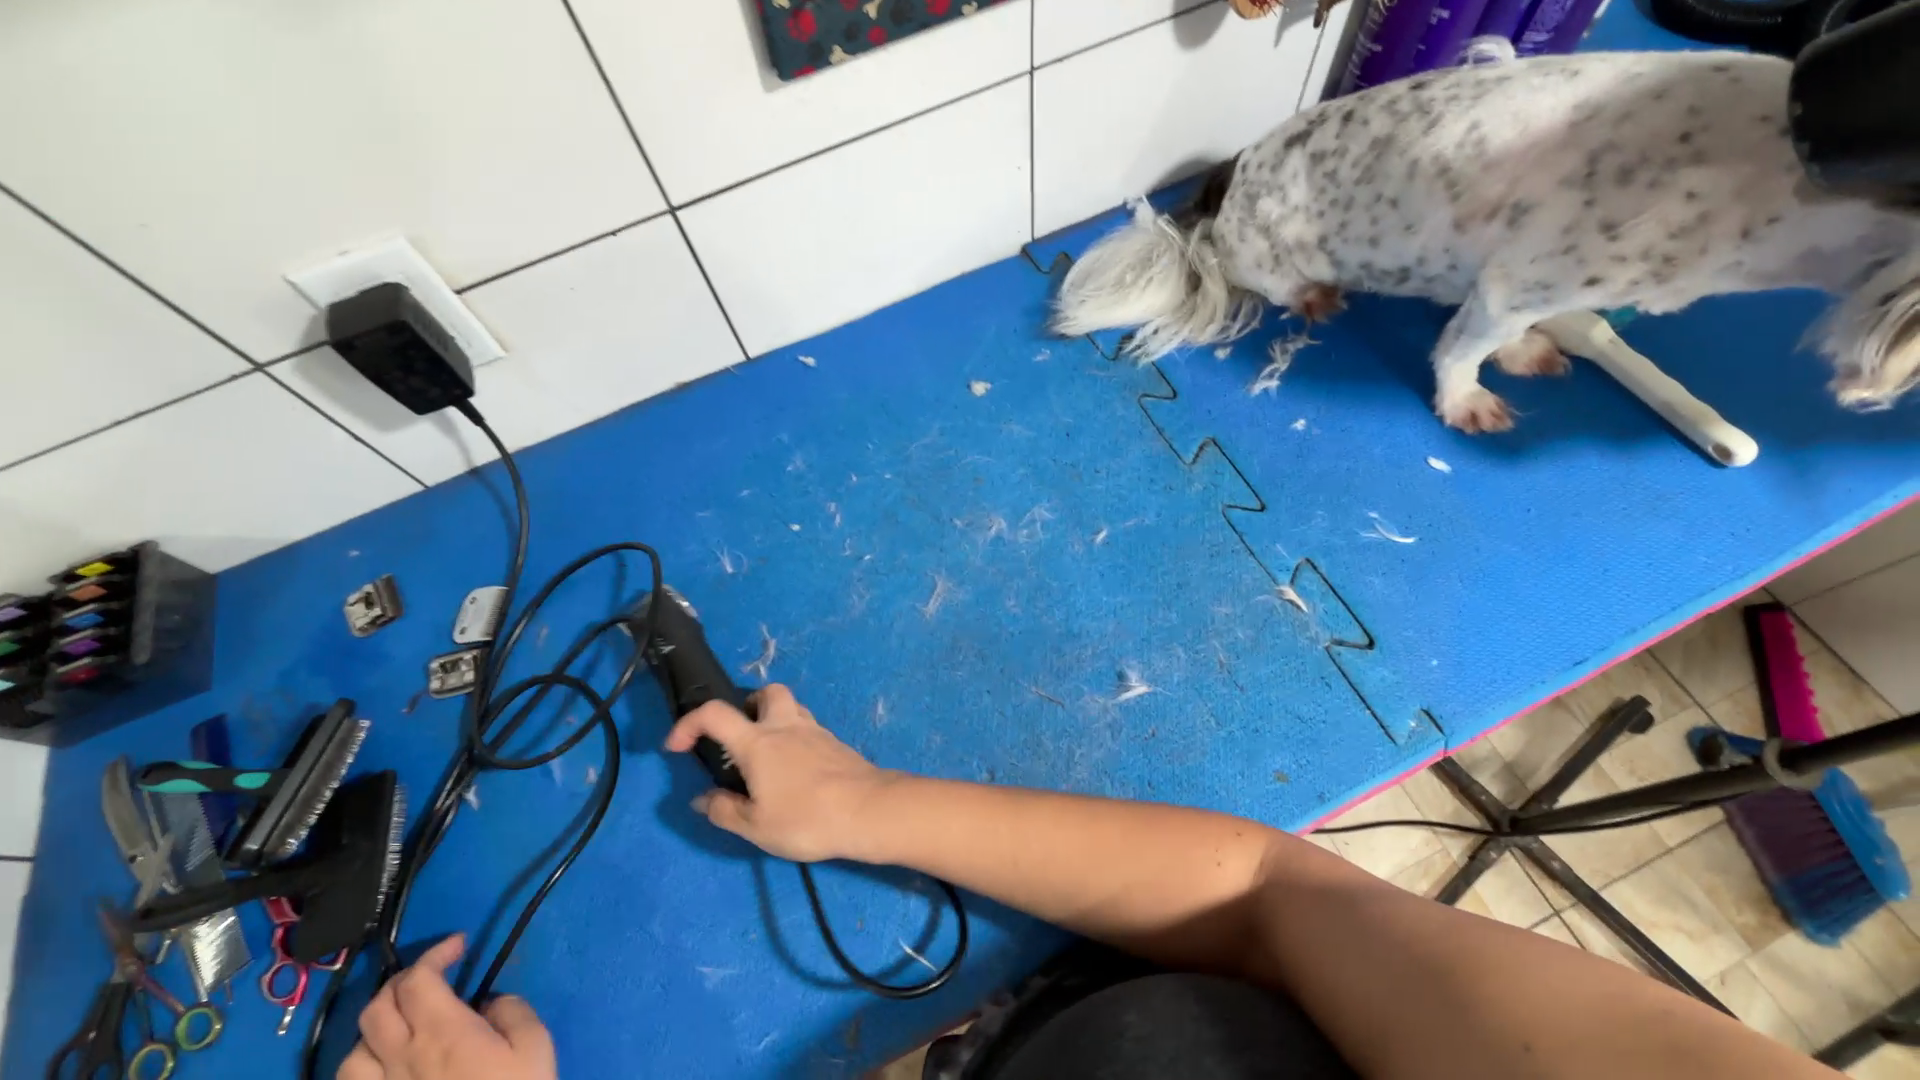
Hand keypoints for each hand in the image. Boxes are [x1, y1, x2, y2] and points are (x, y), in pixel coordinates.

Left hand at [339, 935, 555, 1079]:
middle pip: (377, 1006)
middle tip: (432, 979)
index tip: (459, 946)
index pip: (418, 979)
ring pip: (353, 1048)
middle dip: (403, 981)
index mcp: (443, 1031)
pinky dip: (362, 1066)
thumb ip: (512, 1011)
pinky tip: (384, 1067)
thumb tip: (490, 1002)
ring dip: (376, 1028)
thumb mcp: (535, 1045)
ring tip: (401, 1026)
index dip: (435, 953)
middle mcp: (402, 1057)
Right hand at [664, 684, 897, 862]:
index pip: (714, 714)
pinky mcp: (836, 744)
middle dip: (747, 706)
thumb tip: (702, 799)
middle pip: (767, 692)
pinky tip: (796, 772)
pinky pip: (809, 729)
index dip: (688, 724)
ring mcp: (816, 732)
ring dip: (774, 722)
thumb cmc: (806, 818)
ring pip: (791, 709)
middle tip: (739, 738)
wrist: (869, 810)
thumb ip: (724, 811)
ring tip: (767, 759)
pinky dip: (796, 740)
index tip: (676, 747)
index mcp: (757, 742)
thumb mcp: (755, 826)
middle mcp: (786, 726)